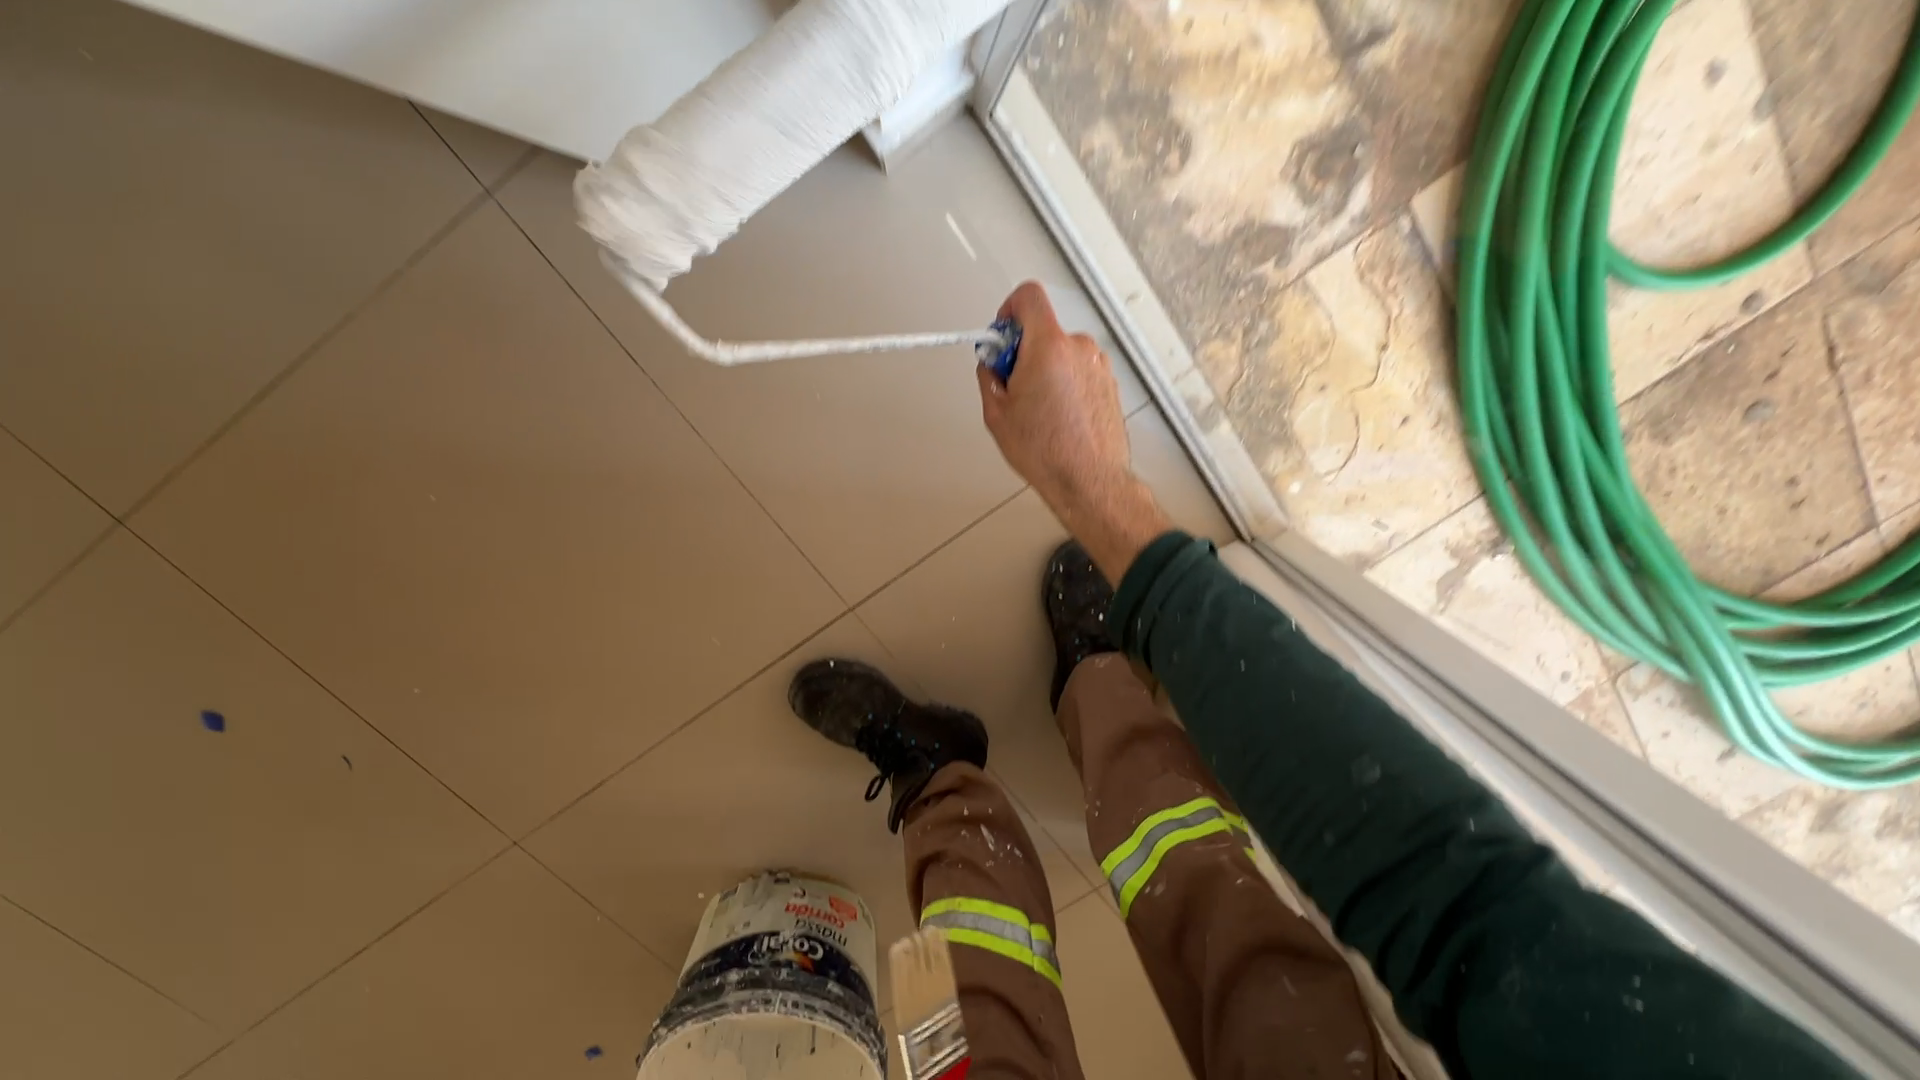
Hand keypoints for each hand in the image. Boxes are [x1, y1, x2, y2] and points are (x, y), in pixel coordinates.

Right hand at [977, 282, 1171, 582]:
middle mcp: (1078, 348)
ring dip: (1047, 370)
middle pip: (1044, 330)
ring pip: (1062, 353)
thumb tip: (991, 364)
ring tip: (1037, 410)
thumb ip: (989, 376)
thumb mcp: (997, 413)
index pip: (1029, 297)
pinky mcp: (1109, 383)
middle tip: (1013, 386)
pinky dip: (1065, 384)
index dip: (1009, 309)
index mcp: (1048, 347)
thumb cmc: (1046, 451)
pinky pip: (1079, 371)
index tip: (1002, 335)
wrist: (1089, 480)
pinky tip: (1058, 416)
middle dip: (1024, 351)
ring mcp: (1098, 365)